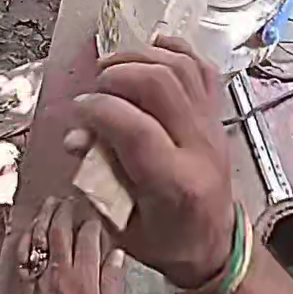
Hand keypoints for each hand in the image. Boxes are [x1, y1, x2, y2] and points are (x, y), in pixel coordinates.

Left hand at [6, 197, 124, 293]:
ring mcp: (37, 276)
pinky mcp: (21, 284)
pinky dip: (26, 236)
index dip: (92, 224)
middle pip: (60, 230)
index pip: (88, 238)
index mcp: (84, 279)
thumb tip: (117, 256)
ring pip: (39, 236)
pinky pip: (22, 252)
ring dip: (45, 216)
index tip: (94, 218)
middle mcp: (59, 272)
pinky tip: (30, 229)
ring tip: (50, 204)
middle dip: (65, 210)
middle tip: (69, 200)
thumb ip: (112, 284)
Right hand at [66, 36, 233, 288]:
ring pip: (181, 67)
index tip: (78, 110)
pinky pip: (201, 67)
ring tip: (111, 69)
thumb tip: (76, 137)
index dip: (99, 110)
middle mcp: (200, 148)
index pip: (137, 129)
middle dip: (117, 75)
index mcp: (175, 184)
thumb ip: (95, 179)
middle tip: (95, 89)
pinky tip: (147, 52)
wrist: (213, 243)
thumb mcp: (120, 224)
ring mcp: (213, 126)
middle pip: (162, 84)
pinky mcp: (216, 114)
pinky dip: (172, 51)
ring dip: (140, 57)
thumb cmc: (163, 239)